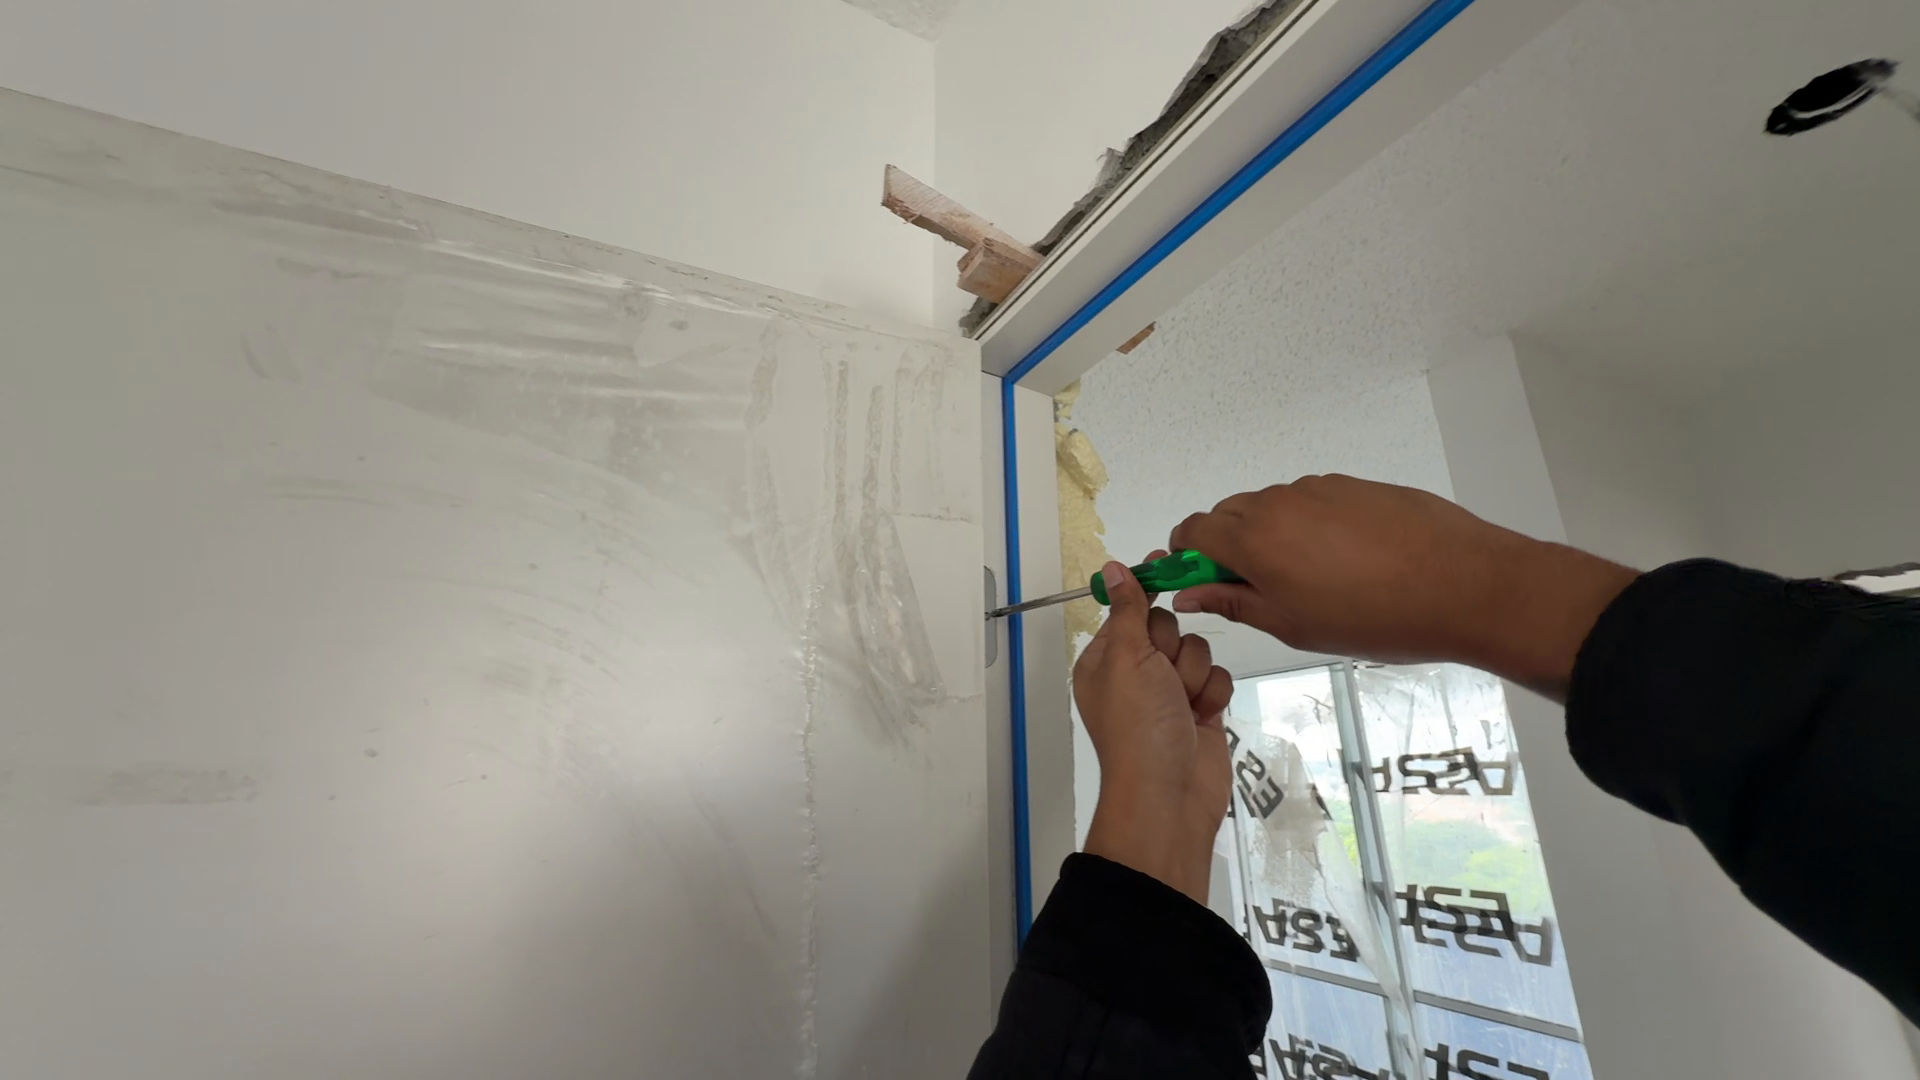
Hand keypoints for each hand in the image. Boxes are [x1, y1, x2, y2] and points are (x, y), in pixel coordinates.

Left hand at [1074, 555, 1232, 903]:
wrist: (1170, 795)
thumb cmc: (1138, 723)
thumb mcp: (1126, 659)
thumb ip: (1127, 610)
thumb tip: (1112, 567)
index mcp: (1104, 660)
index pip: (1128, 610)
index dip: (1146, 592)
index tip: (1167, 564)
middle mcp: (1134, 672)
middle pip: (1167, 627)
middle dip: (1172, 648)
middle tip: (1163, 673)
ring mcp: (1168, 692)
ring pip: (1196, 650)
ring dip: (1193, 674)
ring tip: (1183, 703)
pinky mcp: (1199, 708)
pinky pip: (1216, 678)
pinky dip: (1212, 694)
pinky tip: (1203, 715)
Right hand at [1168, 475, 1638, 700]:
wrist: (1468, 585)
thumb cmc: (1371, 618)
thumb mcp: (1292, 624)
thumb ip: (1231, 601)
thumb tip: (1188, 592)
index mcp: (1253, 539)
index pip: (1190, 531)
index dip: (1185, 555)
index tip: (1202, 581)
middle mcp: (1276, 503)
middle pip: (1224, 514)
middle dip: (1225, 545)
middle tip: (1259, 585)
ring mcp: (1316, 488)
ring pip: (1267, 507)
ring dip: (1267, 534)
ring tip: (1312, 574)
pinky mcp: (1351, 483)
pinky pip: (1307, 500)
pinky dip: (1305, 523)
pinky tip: (1345, 555)